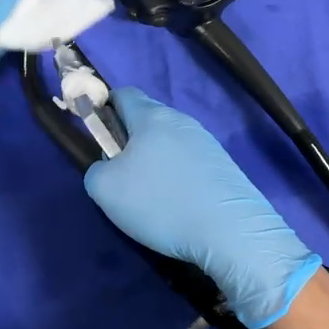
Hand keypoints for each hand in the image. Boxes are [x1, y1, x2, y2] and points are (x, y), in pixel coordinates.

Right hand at [84, 88, 321, 328]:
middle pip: (147, 118)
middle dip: (129, 139)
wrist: (233, 234)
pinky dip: (178, 176)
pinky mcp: (226, 167)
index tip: (99, 137)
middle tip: (121, 174)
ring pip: (169, 141)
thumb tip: (108, 166)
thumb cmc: (160, 203)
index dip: (104, 109)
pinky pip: (190, 161)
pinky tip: (178, 204)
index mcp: (151, 117)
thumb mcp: (104, 189)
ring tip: (151, 195)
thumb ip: (95, 167)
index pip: (123, 94)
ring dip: (155, 159)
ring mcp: (208, 143)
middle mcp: (182, 121)